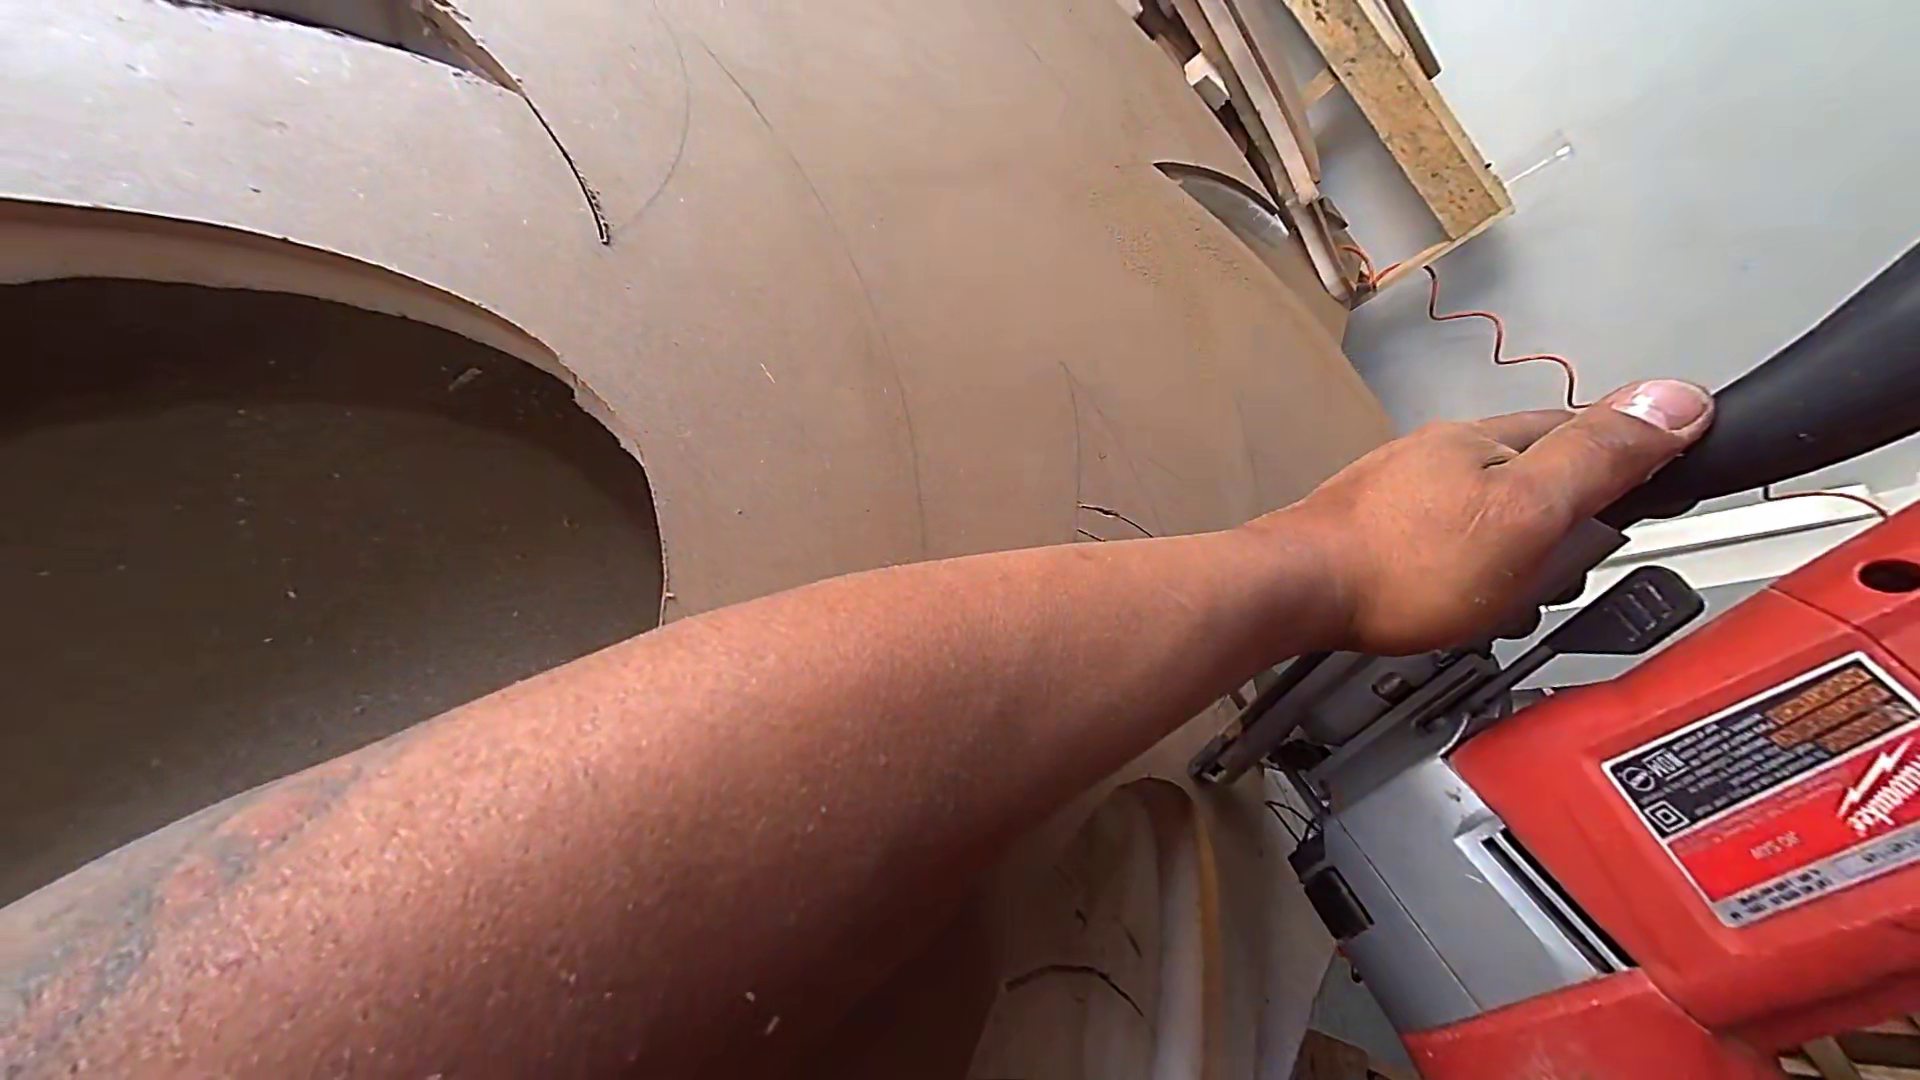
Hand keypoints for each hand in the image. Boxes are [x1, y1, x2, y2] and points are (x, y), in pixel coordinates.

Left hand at [1265, 379, 1714, 654]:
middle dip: (1553, 528)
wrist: (1293, 593)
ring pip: (1478, 518)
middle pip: (1527, 480)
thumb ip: (1597, 457)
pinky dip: (1453, 571)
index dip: (1622, 467)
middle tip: (1544, 573)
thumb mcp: (1524, 511)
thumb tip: (1673, 397)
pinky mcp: (1364, 529)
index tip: (1634, 509)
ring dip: (1500, 558)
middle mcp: (1428, 456)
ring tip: (1486, 595)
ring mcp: (1391, 493)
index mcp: (1475, 440)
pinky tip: (1441, 597)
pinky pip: (1433, 545)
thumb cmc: (1401, 562)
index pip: (1580, 430)